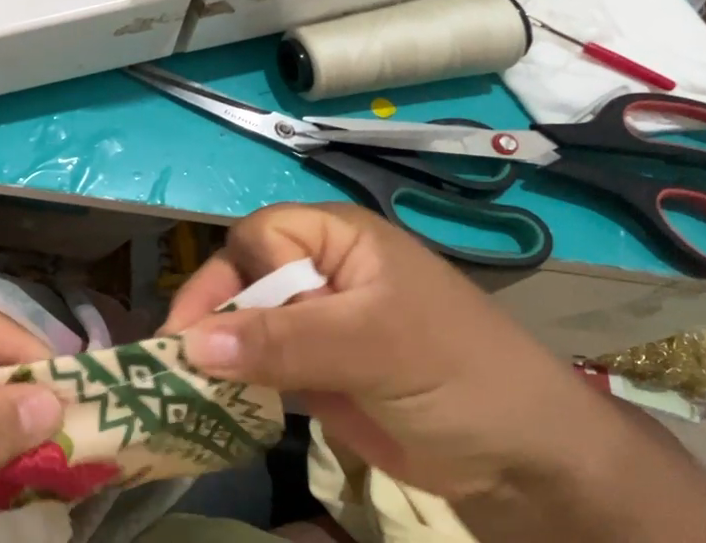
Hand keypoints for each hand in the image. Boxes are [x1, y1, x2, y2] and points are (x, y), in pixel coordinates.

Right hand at [162, 203, 602, 502]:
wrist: (528, 466)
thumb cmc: (461, 377)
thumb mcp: (374, 348)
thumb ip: (283, 341)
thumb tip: (189, 343)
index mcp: (336, 239)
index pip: (258, 238)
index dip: (233, 278)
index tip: (209, 331)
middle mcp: (317, 272)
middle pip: (239, 277)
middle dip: (209, 316)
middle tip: (177, 361)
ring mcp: (312, 323)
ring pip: (240, 322)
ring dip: (212, 351)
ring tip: (180, 384)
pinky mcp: (310, 370)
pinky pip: (254, 364)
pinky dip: (230, 380)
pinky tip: (209, 399)